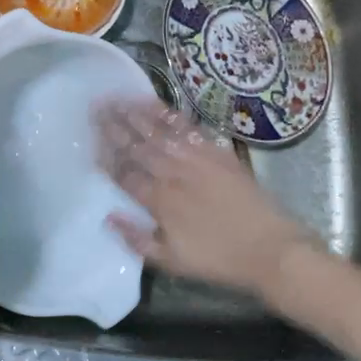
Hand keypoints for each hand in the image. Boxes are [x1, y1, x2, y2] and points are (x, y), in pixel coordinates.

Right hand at [96, 97, 321, 295]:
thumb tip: (108, 216)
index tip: (90, 141)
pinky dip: (167, 114)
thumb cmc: (219, 259)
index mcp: (159, 201)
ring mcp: (195, 158)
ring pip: (158, 131)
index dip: (105, 156)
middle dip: (113, 126)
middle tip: (95, 107)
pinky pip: (186, 127)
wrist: (271, 249)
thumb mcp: (173, 262)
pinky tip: (154, 104)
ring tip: (116, 99)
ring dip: (134, 114)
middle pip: (137, 145)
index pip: (124, 173)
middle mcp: (173, 173)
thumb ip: (137, 240)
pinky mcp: (216, 151)